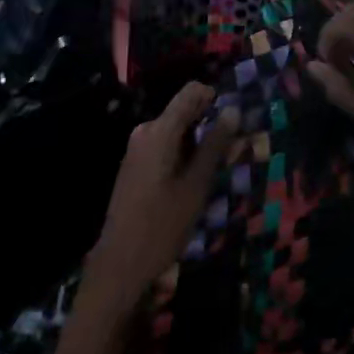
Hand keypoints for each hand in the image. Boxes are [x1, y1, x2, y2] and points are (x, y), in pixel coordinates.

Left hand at [87, 83, 240, 309]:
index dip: (214, 98)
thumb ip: (214, 146)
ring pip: (175, 131)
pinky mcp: (134, 163)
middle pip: (183, 112)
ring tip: (213, 172)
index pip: (190, 93)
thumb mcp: (196, 186)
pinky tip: (192, 181)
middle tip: (229, 156)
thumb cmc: (162, 225)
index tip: (233, 122)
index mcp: (159, 131)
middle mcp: (144, 131)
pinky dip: (181, 154)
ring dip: (196, 143)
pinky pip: (163, 145)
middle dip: (208, 126)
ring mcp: (136, 147)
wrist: (120, 260)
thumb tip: (232, 111)